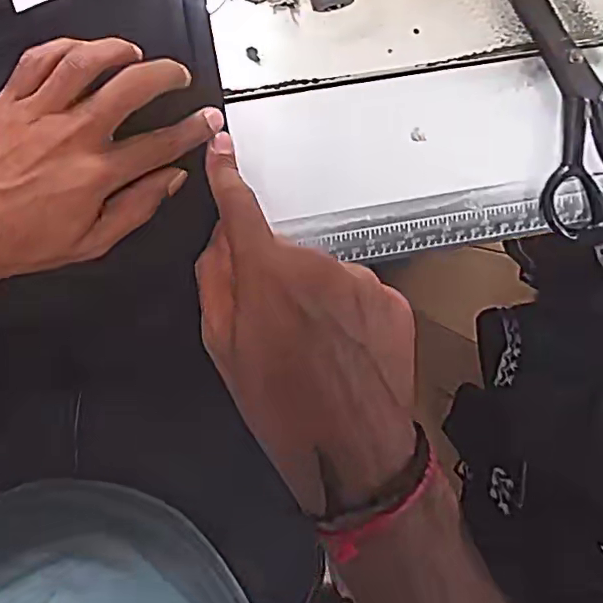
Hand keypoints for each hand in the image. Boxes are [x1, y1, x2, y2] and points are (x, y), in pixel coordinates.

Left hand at [0, 37, 221, 315]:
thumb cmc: (17, 240)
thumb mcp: (90, 242)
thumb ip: (136, 208)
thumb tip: (168, 181)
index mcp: (92, 174)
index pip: (159, 143)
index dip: (191, 129)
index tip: (203, 120)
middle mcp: (69, 137)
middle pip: (131, 87)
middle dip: (166, 74)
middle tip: (176, 75)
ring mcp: (37, 115)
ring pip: (84, 63)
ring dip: (116, 50)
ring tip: (133, 53)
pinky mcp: (8, 104)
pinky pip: (36, 60)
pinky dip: (62, 46)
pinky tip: (78, 50)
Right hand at [197, 131, 417, 516]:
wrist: (355, 454)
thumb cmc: (284, 408)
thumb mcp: (222, 346)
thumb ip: (213, 280)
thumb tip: (218, 244)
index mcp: (265, 274)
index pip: (239, 206)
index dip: (226, 174)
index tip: (221, 148)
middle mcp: (314, 266)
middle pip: (279, 249)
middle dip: (271, 274)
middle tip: (273, 325)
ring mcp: (356, 279)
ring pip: (318, 270)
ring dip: (310, 296)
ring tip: (311, 346)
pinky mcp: (388, 296)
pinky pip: (352, 287)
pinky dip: (342, 309)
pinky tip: (339, 347)